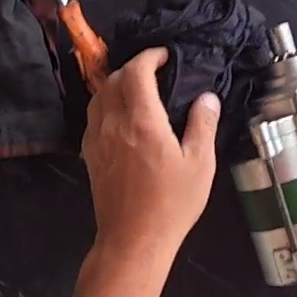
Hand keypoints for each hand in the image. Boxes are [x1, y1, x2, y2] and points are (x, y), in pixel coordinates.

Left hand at [82, 48, 220, 269]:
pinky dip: (106, 103)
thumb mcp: (200, 164)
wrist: (133, 240)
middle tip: (156, 70)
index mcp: (142, 121)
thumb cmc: (171, 203)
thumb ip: (203, 125)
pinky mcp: (90, 154)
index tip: (164, 56)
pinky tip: (122, 115)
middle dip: (134, 67)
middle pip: (114, 79)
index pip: (137, 72)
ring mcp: (97, 139)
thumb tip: (207, 97)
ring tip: (138, 87)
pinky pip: (93, 115)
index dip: (149, 57)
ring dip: (117, 83)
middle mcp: (113, 123)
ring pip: (99, 95)